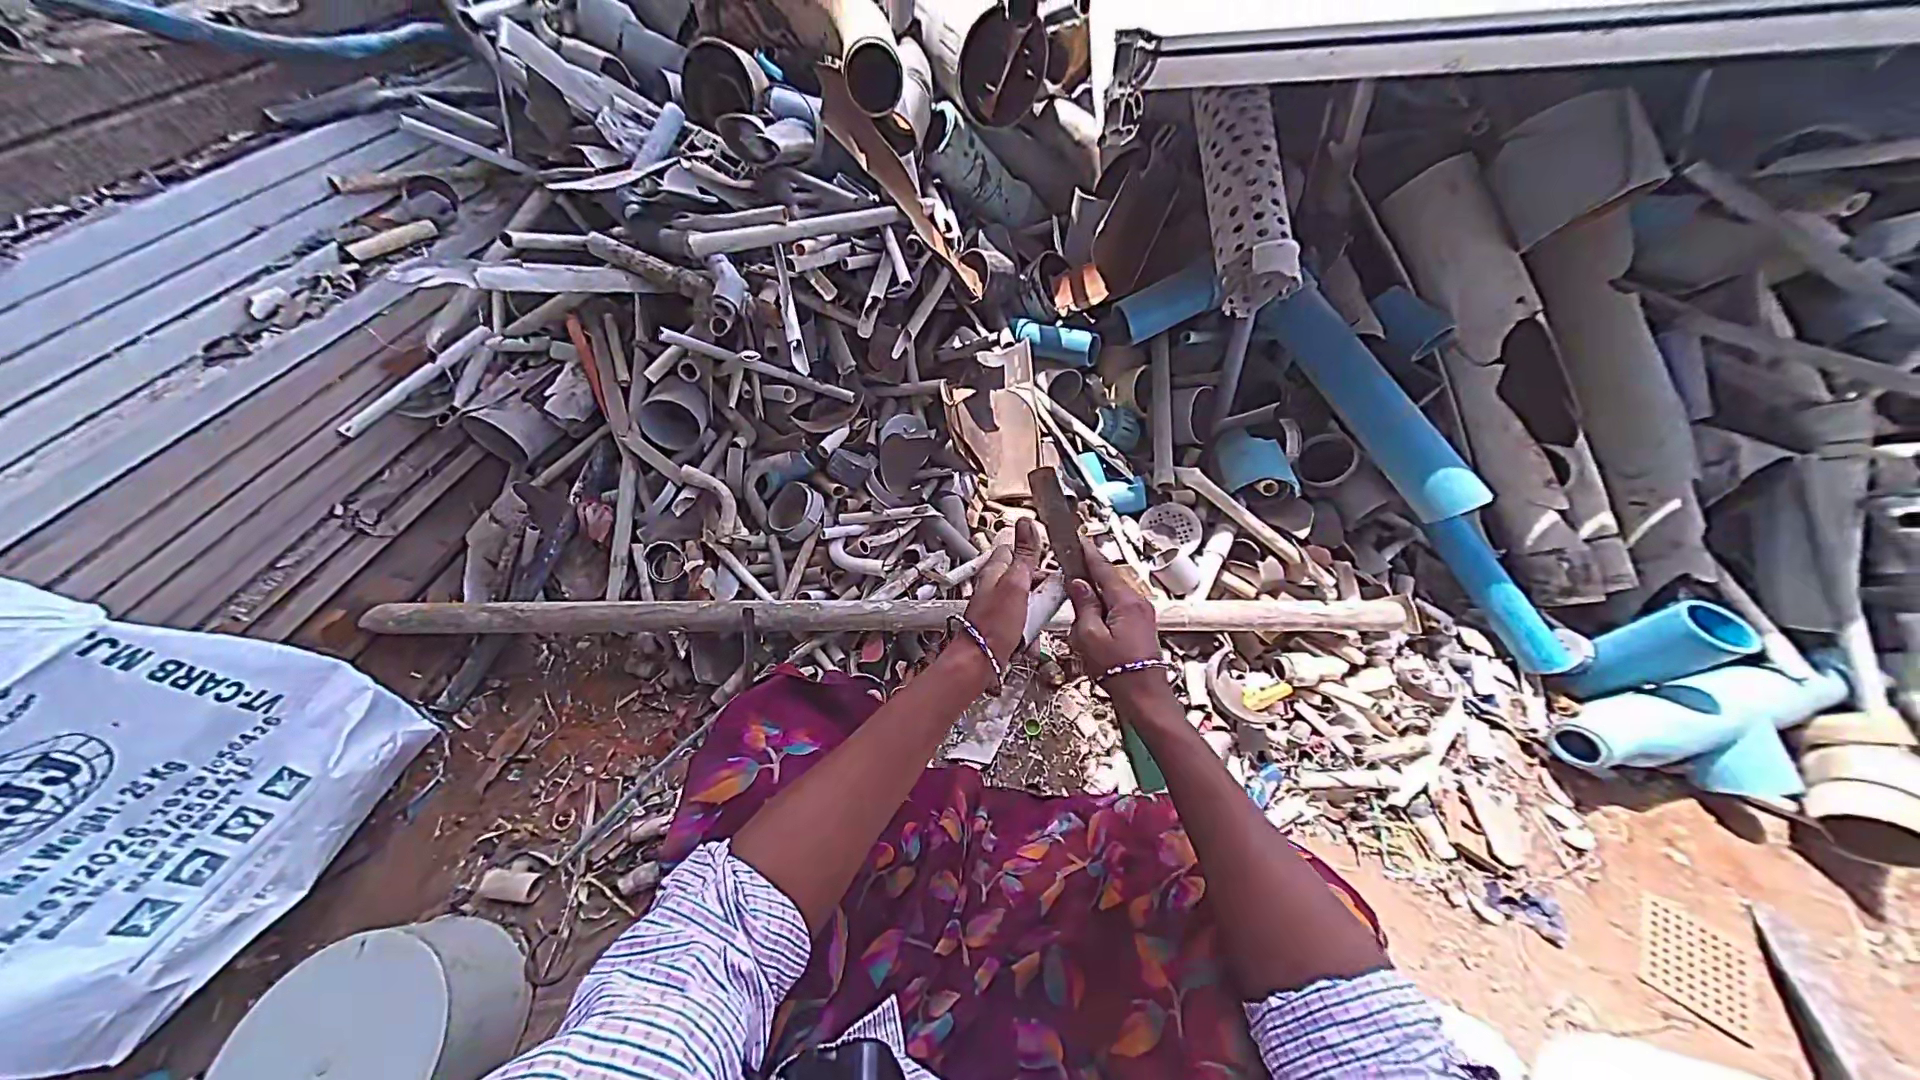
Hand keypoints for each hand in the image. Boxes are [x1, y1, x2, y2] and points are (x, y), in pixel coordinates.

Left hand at [960, 517, 1041, 663]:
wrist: (981, 663)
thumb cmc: (992, 626)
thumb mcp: (1016, 584)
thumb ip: (1025, 555)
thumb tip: (1027, 524)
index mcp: (995, 570)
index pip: (1016, 551)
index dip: (1035, 559)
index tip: (1048, 570)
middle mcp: (994, 587)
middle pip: (1027, 579)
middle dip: (1041, 592)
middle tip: (1043, 601)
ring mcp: (999, 608)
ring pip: (1028, 603)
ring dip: (1036, 614)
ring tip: (1033, 623)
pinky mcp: (1003, 627)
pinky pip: (1024, 624)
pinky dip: (1029, 632)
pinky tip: (1027, 639)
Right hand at [1066, 538, 1163, 682]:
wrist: (1143, 696)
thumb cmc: (1119, 672)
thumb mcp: (1089, 636)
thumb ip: (1083, 605)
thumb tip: (1078, 585)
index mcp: (1126, 602)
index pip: (1103, 568)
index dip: (1088, 553)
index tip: (1078, 541)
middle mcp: (1139, 603)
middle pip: (1109, 580)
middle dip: (1088, 579)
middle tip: (1069, 578)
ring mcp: (1143, 614)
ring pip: (1113, 595)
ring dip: (1095, 597)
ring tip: (1079, 609)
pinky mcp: (1141, 626)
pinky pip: (1119, 608)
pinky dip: (1104, 609)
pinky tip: (1092, 622)